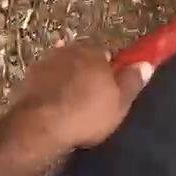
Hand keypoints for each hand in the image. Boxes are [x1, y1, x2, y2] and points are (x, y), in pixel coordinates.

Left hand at [0, 42, 153, 157]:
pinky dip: (50, 85)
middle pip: (83, 57)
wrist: (41, 124)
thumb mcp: (119, 103)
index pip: (106, 55)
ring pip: (63, 65)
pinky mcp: (30, 75)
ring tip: (71, 101)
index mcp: (94, 54)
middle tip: (91, 96)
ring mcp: (47, 61)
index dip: (108, 71)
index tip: (109, 88)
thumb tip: (145, 63)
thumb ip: (132, 82)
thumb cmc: (86, 114)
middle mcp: (70, 50)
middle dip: (87, 71)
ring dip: (67, 77)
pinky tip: (53, 99)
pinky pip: (46, 77)